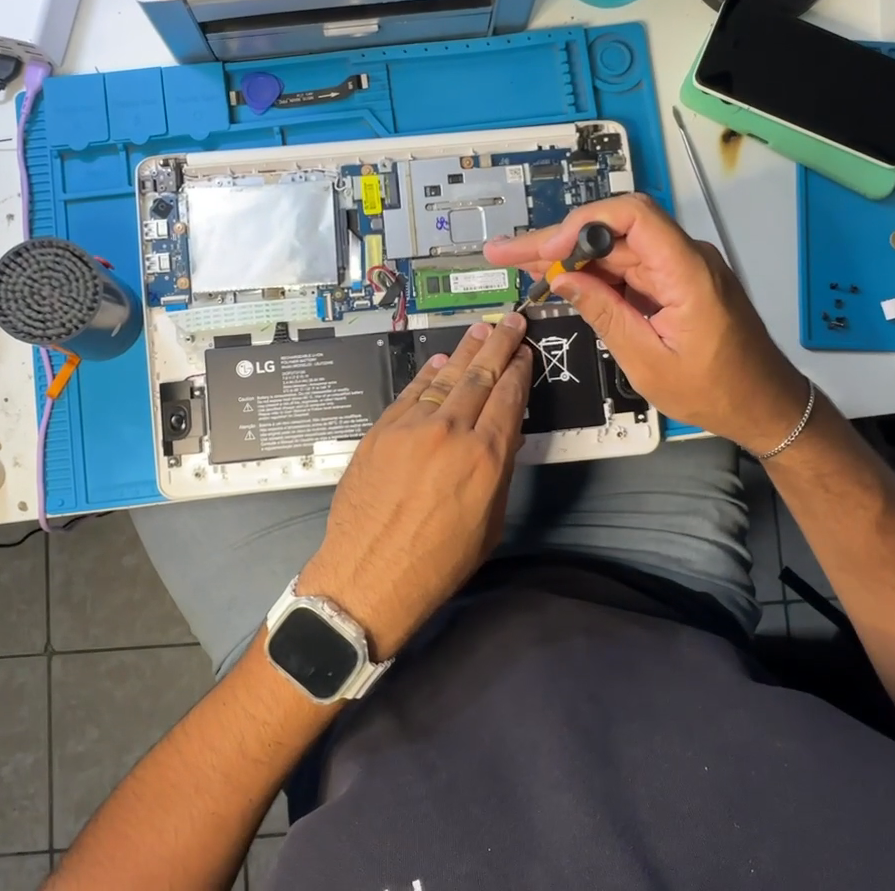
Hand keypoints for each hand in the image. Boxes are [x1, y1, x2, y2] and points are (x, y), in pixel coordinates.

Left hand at [297, 314, 533, 658]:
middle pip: (480, 377)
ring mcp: (412, 427)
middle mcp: (452, 432)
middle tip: (511, 320)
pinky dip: (427, 374)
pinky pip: (409, 393)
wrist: (369, 574)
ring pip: (445, 378)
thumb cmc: (438, 563)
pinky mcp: (381, 431)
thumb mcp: (488, 524)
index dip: (520, 370)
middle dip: (499, 345)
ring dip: (465, 352)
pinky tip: (440, 362)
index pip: (509, 399)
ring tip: (480, 330)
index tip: (526, 350)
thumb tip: (501, 440)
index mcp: (486, 457)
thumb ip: (496, 474)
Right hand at [484, 193, 809, 452]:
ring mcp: (680, 268)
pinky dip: (592, 273)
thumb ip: (605, 315)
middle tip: (507, 252)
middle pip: (614, 229)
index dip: (583, 224)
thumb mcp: (648, 361)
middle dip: (558, 239)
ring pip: (615, 248)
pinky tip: (556, 277)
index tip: (548, 251)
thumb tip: (564, 280)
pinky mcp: (674, 283)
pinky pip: (628, 268)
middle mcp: (685, 258)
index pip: (632, 216)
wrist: (763, 404)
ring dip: (568, 255)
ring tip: (519, 263)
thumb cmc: (716, 391)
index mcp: (687, 272)